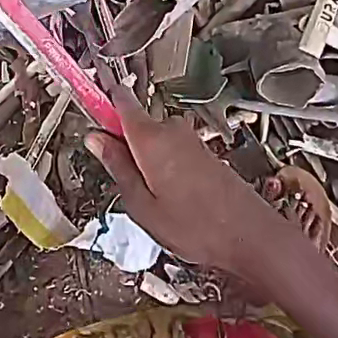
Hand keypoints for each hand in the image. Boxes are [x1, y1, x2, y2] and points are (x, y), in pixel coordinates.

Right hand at [84, 85, 299, 281]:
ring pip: (153, 140)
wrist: (250, 236)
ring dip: (145, 160)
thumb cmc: (196, 226)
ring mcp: (190, 140)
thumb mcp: (141, 204)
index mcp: (151, 139)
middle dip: (123, 146)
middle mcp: (172, 131)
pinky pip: (171, 149)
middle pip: (135, 124)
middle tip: (122, 182)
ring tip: (153, 199)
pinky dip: (163, 166)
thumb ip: (117, 166)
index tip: (87, 106)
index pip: (120, 101)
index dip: (101, 101)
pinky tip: (173, 198)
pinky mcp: (203, 152)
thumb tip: (95, 139)